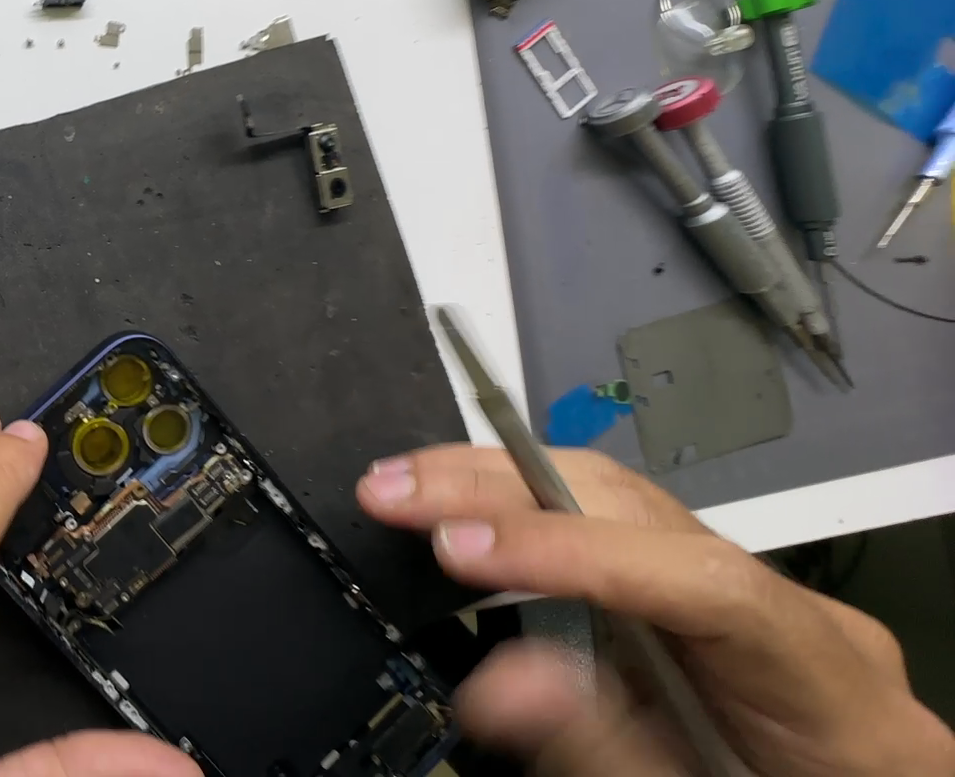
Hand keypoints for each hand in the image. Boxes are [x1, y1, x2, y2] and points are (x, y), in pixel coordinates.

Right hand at [357, 445, 954, 775]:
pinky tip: (446, 495)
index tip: (460, 550)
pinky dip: (505, 497)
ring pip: (601, 488)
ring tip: (397, 483)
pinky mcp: (674, 573)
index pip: (705, 583)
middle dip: (495, 488)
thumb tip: (493, 683)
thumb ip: (599, 746)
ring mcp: (727, 578)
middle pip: (632, 505)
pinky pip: (587, 512)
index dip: (573, 554)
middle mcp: (787, 606)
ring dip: (484, 477)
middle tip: (394, 492)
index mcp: (828, 685)